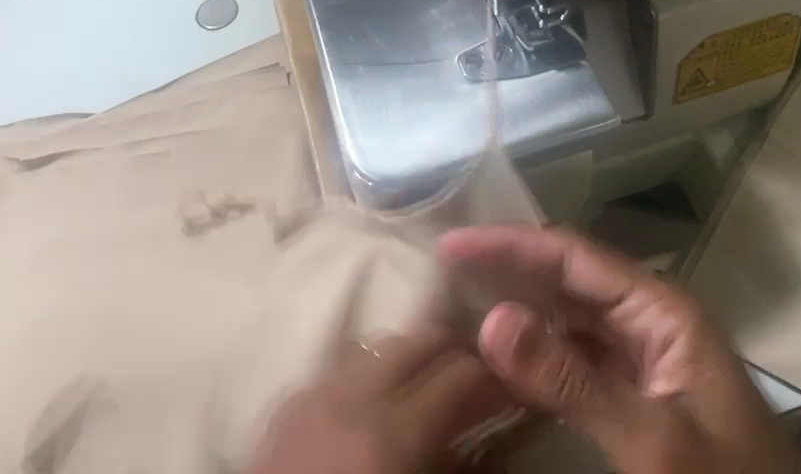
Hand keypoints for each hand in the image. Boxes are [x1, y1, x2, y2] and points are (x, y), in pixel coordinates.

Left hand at [245, 330, 513, 473]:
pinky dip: (371, 376)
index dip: (494, 376)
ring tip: (428, 390)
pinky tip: (378, 405)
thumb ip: (466, 473)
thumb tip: (500, 443)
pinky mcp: (287, 403)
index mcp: (391, 434)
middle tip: (476, 381)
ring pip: (379, 346)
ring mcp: (312, 392)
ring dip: (412, 359)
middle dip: (455, 352)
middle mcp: (350, 397)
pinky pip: (341, 368)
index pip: (460, 373)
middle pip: (420, 339)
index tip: (513, 387)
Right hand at [439, 225, 800, 473]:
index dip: (509, 244)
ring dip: (517, 310)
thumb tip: (491, 317)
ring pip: (568, 317)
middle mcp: (649, 319)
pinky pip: (576, 358)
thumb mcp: (652, 441)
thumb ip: (570, 380)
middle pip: (567, 278)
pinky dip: (535, 355)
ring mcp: (643, 357)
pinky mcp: (637, 393)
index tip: (450, 245)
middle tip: (442, 272)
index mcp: (661, 309)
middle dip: (507, 270)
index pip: (572, 255)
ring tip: (458, 306)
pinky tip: (498, 361)